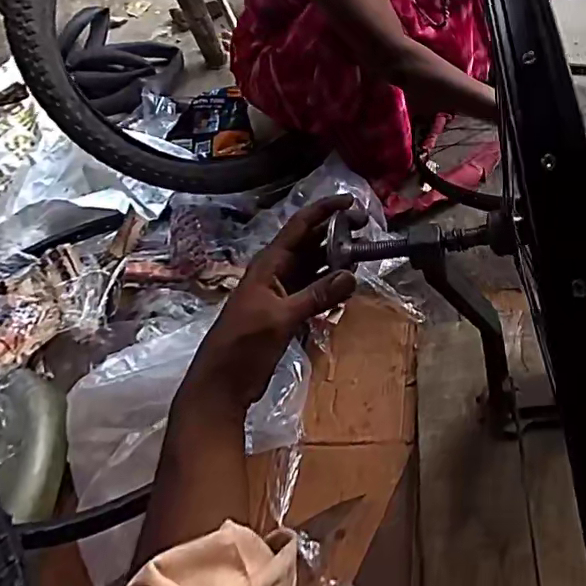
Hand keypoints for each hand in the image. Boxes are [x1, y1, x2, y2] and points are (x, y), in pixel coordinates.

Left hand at [186, 196, 358, 408]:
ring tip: (361, 252)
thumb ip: (316, 296)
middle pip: (309, 243)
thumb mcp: (281, 319)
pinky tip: (346, 285)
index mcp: (269, 263)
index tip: (350, 200)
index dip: (324, 210)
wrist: (220, 385)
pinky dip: (328, 285)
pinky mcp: (284, 311)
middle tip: (364, 227)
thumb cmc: (244, 345)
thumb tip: (351, 275)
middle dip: (335, 232)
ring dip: (334, 259)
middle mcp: (275, 270)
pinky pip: (311, 289)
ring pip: (312, 265)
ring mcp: (280, 291)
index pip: (300, 226)